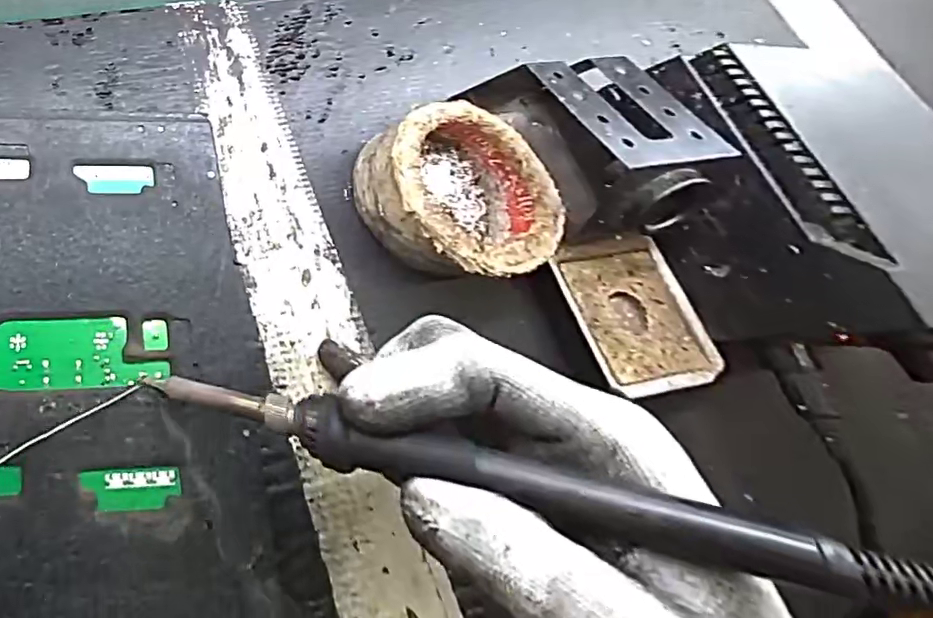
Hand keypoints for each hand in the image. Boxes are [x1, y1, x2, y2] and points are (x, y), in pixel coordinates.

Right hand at [332, 316, 791, 617]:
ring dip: (366, 404)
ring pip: (418, 384)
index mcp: (605, 439)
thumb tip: (423, 497)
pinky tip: (341, 407)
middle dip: (379, 386)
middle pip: (440, 361)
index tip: (357, 409)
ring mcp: (515, 443)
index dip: (407, 379)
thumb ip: (547, 571)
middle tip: (336, 428)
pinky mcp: (485, 471)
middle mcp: (553, 425)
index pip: (483, 371)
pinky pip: (416, 423)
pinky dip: (370, 417)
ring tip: (327, 427)